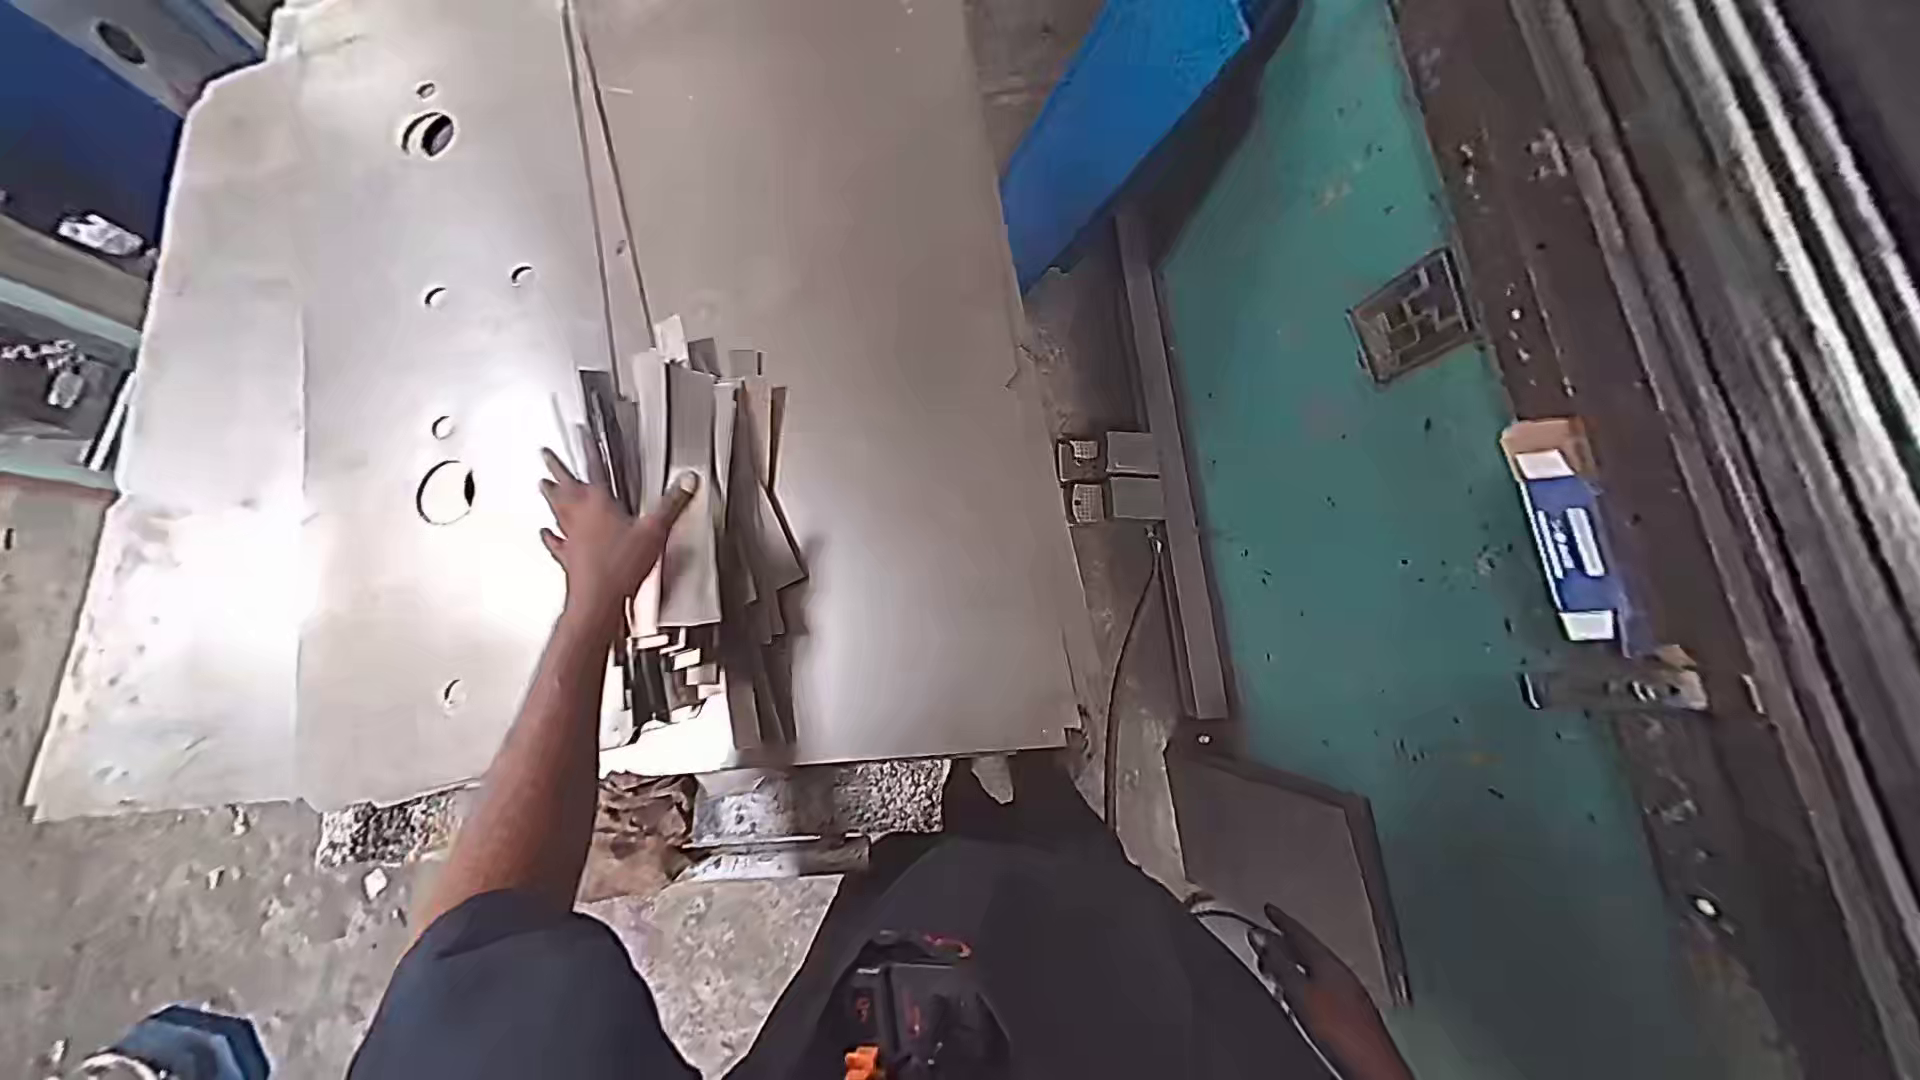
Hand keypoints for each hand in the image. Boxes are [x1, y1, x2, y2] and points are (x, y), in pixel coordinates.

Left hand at [538, 448, 696, 617]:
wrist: (599, 598)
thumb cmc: (621, 564)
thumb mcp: (656, 529)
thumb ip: (672, 503)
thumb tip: (686, 481)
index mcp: (598, 502)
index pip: (593, 468)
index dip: (589, 449)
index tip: (581, 434)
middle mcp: (579, 516)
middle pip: (565, 486)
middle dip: (557, 468)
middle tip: (546, 454)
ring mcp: (571, 536)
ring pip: (556, 508)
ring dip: (550, 495)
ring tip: (542, 484)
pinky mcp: (569, 556)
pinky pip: (556, 541)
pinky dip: (550, 535)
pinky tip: (547, 533)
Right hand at [1255, 903, 1412, 1079]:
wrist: (1374, 1069)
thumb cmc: (1341, 1031)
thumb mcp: (1298, 991)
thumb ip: (1277, 961)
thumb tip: (1259, 936)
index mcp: (1328, 962)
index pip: (1300, 932)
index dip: (1281, 919)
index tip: (1269, 909)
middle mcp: (1341, 974)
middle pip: (1308, 950)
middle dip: (1285, 944)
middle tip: (1266, 940)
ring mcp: (1350, 994)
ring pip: (1315, 970)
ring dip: (1294, 966)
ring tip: (1276, 970)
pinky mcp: (1353, 1014)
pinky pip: (1323, 987)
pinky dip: (1306, 984)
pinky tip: (1299, 997)